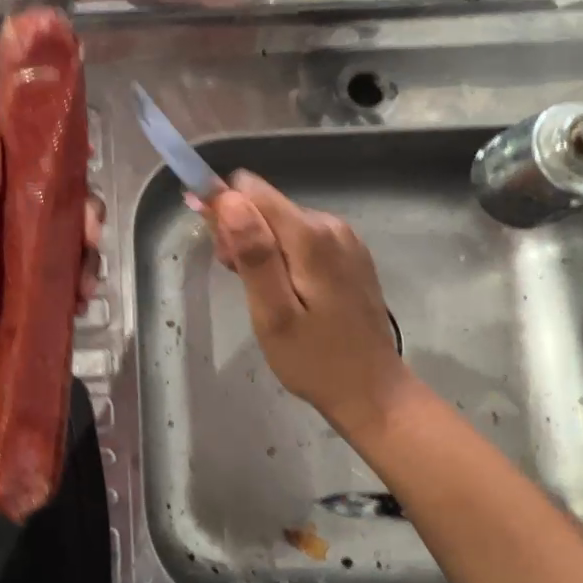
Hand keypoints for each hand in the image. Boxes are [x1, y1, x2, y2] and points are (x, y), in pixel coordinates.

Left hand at [0, 123, 102, 405]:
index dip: (59, 176)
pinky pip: (61, 287)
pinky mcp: (28, 303)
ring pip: (64, 252)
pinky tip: (80, 303)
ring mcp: (17, 273)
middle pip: (56, 216)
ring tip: (86, 286)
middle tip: (91, 239)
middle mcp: (3, 238)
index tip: (85, 176)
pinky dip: (75, 290)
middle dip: (82, 224)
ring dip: (84, 262)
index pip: (28, 180)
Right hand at [203, 171, 416, 436]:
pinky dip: (281, 255)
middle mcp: (330, 225)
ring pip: (280, 220)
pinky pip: (300, 236)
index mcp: (310, 236)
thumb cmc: (314, 360)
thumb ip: (253, 254)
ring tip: (259, 294)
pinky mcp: (348, 255)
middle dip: (239, 233)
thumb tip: (230, 201)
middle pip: (265, 204)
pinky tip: (282, 290)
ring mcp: (344, 239)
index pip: (251, 190)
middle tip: (237, 281)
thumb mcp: (272, 314)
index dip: (222, 207)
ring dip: (258, 247)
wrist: (371, 392)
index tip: (211, 240)